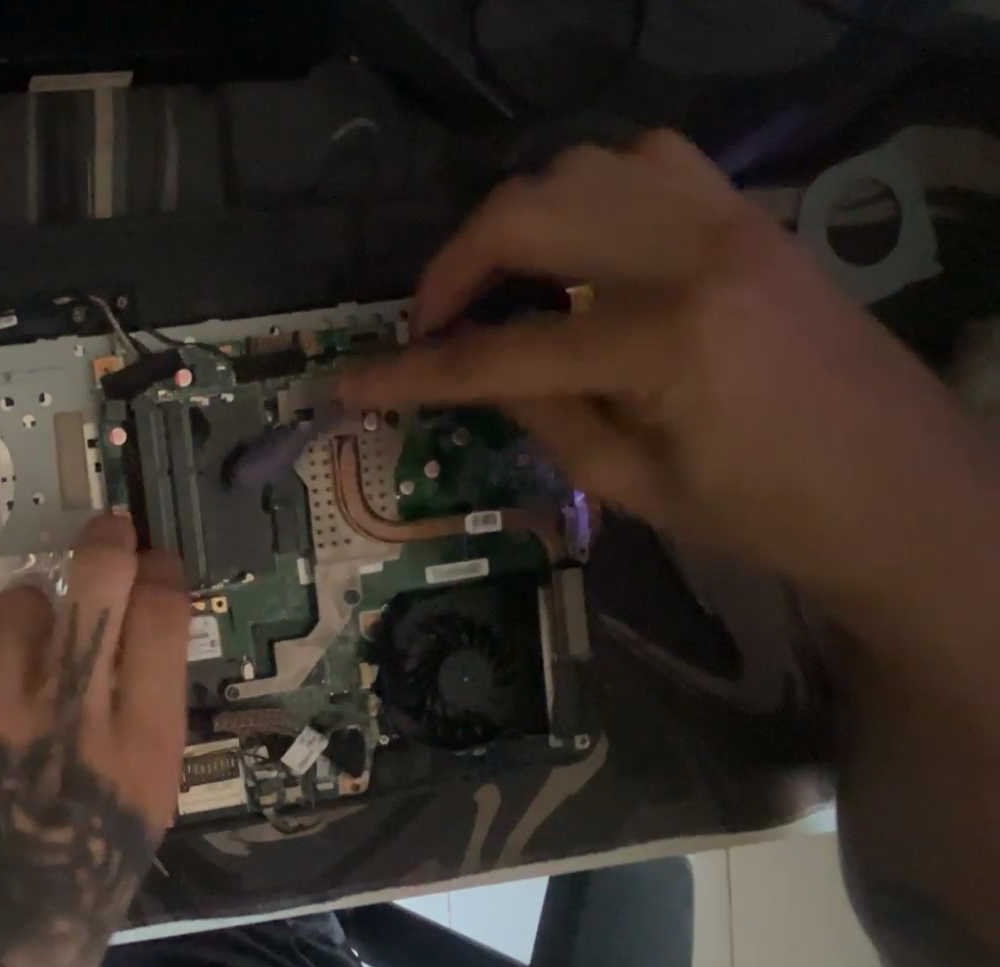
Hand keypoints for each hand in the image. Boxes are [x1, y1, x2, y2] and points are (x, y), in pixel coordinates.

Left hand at [0, 513, 188, 966]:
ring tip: (22, 617)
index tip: (156, 559)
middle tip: (107, 528)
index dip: (162, 576)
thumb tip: (124, 658)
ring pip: (13, 608)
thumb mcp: (130, 828)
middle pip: (96, 593)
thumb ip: (132, 739)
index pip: (165, 626)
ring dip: (22, 602)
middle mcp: (71, 727)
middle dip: (106, 545)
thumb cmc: (61, 912)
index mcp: (141, 759)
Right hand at [341, 130, 997, 613]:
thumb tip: (472, 371)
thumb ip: (536, 413)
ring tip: (492, 285)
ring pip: (576, 171)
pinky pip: (644, 163)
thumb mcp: (623, 482)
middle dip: (449, 272)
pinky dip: (583, 194)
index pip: (497, 350)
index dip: (410, 372)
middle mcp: (694, 256)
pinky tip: (572, 246)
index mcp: (663, 343)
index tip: (349, 382)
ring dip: (509, 225)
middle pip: (525, 218)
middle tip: (427, 327)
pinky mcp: (750, 217)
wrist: (908, 491)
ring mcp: (730, 221)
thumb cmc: (761, 511)